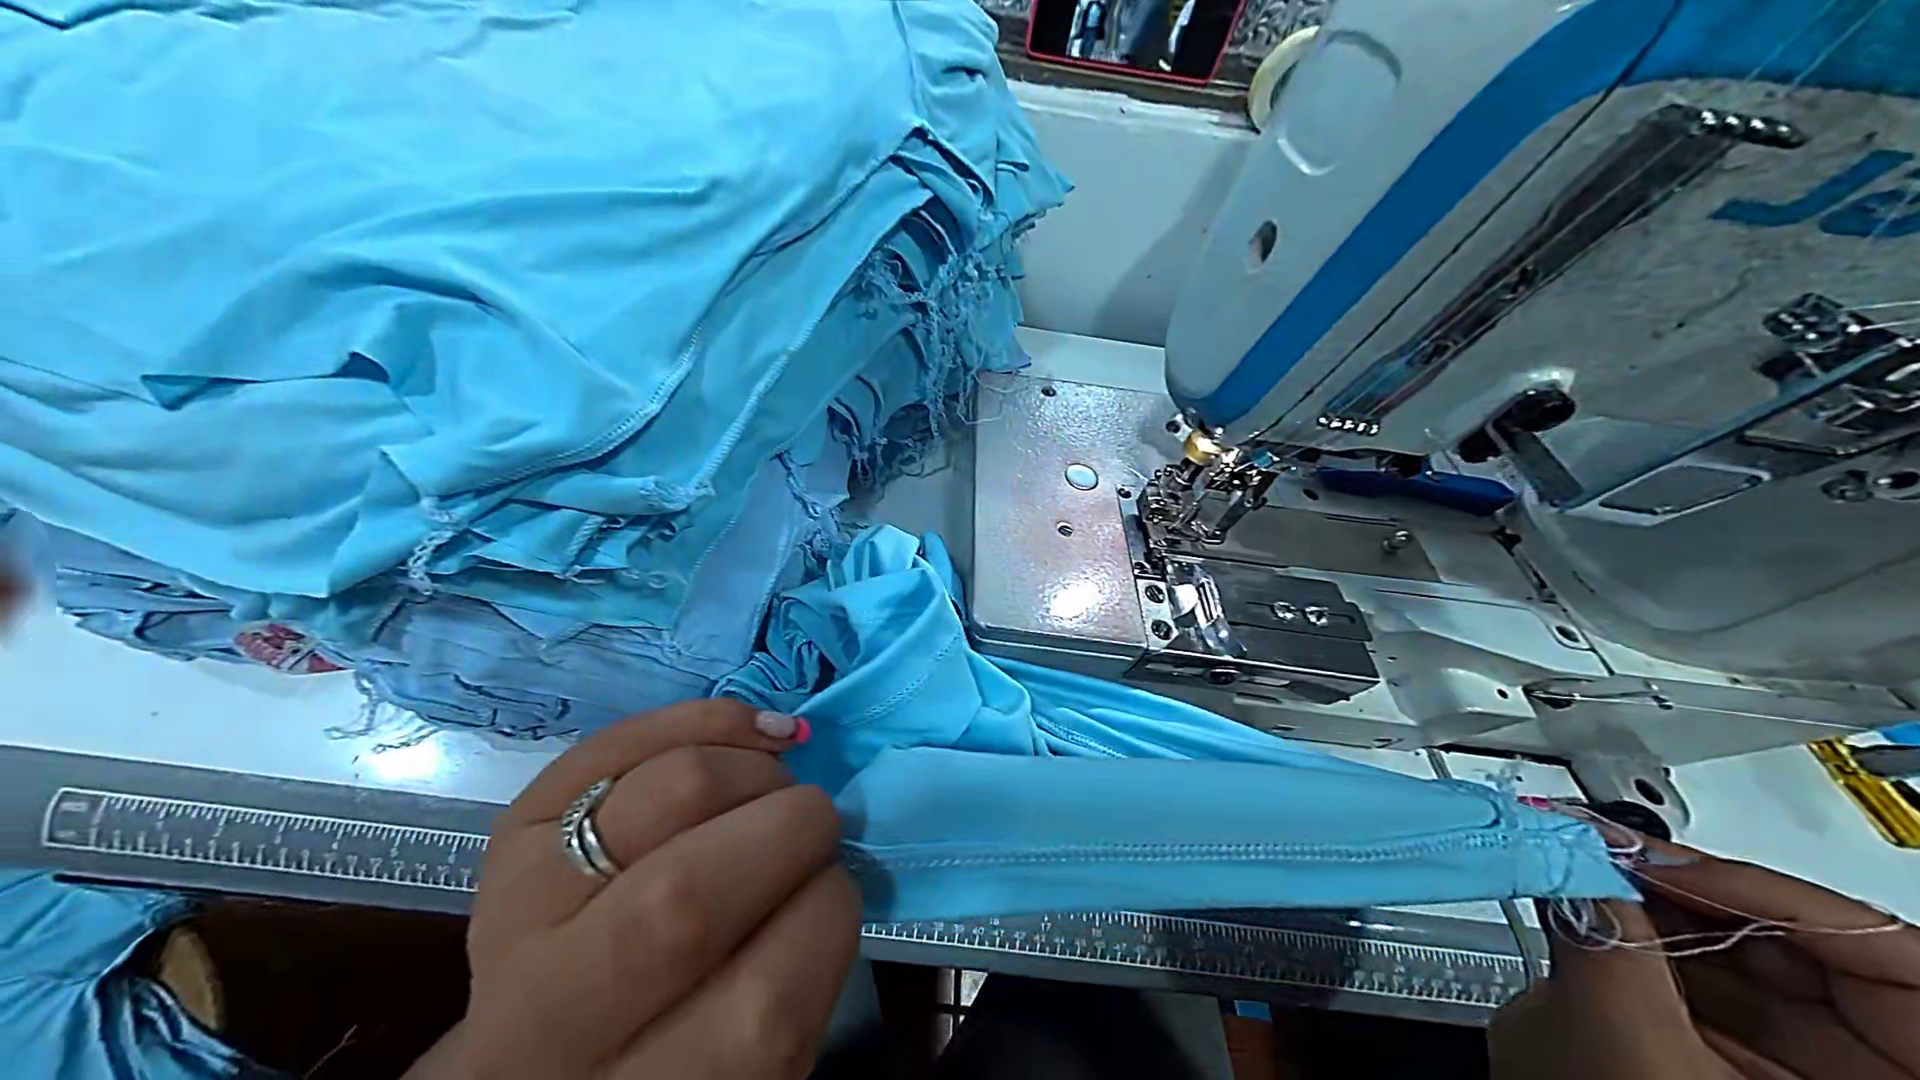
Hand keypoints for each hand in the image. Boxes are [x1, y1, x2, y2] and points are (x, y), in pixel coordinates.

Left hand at [410, 699, 859, 1079]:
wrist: (543, 1053)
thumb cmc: (674, 1051)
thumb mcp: (749, 1054)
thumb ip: (797, 972)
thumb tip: (830, 852)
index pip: (766, 1002)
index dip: (829, 911)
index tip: (835, 886)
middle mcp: (559, 1020)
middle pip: (688, 895)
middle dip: (794, 824)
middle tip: (816, 819)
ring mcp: (519, 915)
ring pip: (662, 795)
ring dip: (751, 766)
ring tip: (775, 776)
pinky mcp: (510, 838)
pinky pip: (611, 750)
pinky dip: (699, 721)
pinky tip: (745, 734)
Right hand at [1490, 833, 1919, 1079]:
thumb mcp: (1626, 1056)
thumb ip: (1605, 950)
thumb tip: (1574, 862)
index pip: (1899, 960)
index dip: (1766, 892)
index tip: (1654, 859)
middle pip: (1816, 955)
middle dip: (1694, 895)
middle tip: (1605, 858)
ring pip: (1757, 964)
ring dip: (1661, 913)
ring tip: (1589, 881)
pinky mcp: (1758, 1067)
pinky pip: (1720, 987)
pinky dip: (1652, 945)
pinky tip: (1599, 922)